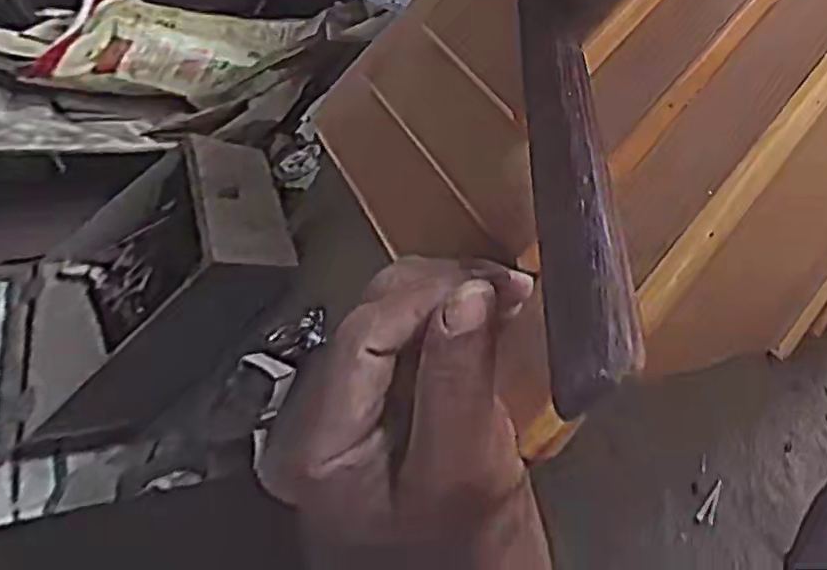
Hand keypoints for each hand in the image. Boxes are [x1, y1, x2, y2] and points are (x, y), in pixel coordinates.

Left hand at [259, 257, 545, 566]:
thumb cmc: (461, 554)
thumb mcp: (466, 472)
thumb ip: (460, 380)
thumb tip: (470, 293)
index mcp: (317, 442)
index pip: (366, 329)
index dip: (433, 294)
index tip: (495, 287)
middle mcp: (323, 411)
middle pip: (377, 307)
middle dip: (449, 284)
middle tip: (509, 288)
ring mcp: (355, 397)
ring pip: (398, 303)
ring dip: (457, 287)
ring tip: (506, 295)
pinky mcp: (389, 389)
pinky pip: (418, 322)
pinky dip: (460, 303)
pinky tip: (493, 309)